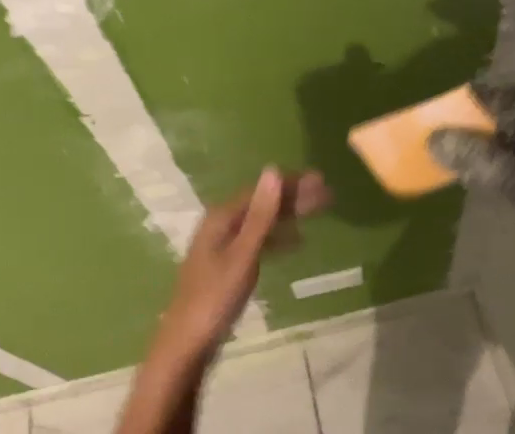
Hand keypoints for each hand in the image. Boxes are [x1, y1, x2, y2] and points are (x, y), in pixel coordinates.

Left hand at [152, 167, 331, 362]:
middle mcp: (221, 224)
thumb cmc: (214, 298)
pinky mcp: (227, 265)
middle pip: (262, 202)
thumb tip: (273, 170)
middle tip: (327, 195)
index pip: (262, 189)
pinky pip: (258, 240)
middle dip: (293, 197)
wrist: (187, 344)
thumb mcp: (242, 255)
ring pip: (261, 221)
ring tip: (317, 212)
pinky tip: (295, 243)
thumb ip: (260, 216)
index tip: (321, 180)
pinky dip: (278, 237)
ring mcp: (223, 245)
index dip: (291, 183)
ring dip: (288, 215)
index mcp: (222, 217)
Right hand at [429, 85, 514, 350]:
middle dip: (481, 123)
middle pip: (514, 109)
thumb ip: (481, 160)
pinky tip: (504, 171)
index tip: (438, 117)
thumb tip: (437, 137)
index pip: (502, 96)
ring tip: (471, 158)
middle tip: (451, 141)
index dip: (468, 104)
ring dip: (498, 140)